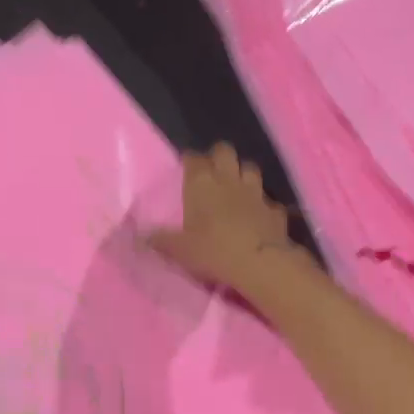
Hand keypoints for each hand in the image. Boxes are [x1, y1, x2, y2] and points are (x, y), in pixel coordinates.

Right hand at [147, 144, 312, 299]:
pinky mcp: (275, 209)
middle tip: (213, 171)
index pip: (194, 158)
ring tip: (237, 186)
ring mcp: (255, 192)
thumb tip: (139, 237)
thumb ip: (160, 240)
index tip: (186, 167)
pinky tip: (260, 215)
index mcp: (201, 184)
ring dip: (243, 174)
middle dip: (219, 156)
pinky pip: (269, 200)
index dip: (190, 160)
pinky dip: (263, 205)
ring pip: (251, 168)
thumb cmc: (212, 251)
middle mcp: (228, 179)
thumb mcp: (179, 250)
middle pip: (225, 151)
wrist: (259, 263)